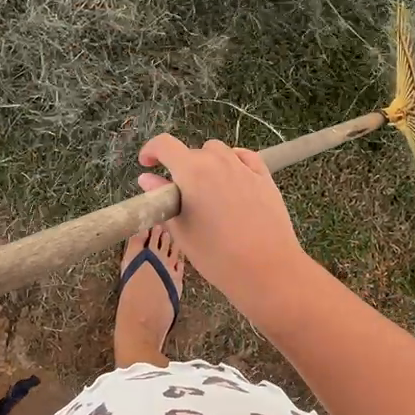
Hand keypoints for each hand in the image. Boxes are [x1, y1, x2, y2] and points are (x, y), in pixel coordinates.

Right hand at [137, 134, 308, 301]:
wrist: (267, 269)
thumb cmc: (217, 255)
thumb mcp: (181, 231)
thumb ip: (162, 199)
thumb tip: (147, 179)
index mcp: (192, 171)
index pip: (165, 144)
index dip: (151, 150)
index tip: (147, 164)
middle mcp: (218, 161)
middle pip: (193, 152)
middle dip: (181, 168)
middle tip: (181, 196)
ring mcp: (244, 167)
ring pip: (219, 152)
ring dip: (207, 163)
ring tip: (207, 190)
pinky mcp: (265, 177)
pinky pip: (244, 158)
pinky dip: (233, 162)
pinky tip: (232, 180)